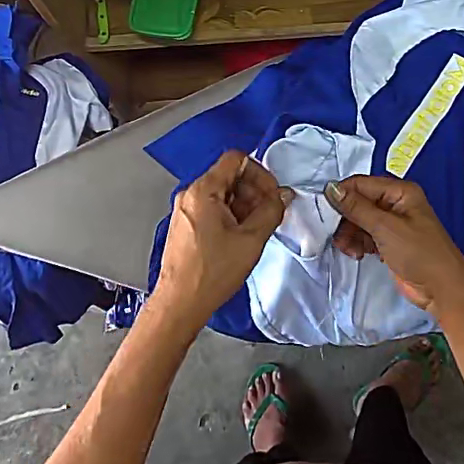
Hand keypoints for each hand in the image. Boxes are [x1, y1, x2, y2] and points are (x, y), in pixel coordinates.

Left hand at [155, 151, 290, 328]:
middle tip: (269, 212)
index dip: (260, 172)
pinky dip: (232, 216)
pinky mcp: (187, 225)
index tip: (272, 193)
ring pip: (224, 193)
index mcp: (202, 191)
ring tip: (257, 228)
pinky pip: (214, 208)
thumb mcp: (252, 239)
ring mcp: (186, 210)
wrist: (180, 304)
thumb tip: (282, 195)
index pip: (236, 159)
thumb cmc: (211, 273)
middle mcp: (190, 195)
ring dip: (245, 205)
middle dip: (255, 191)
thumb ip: (272, 210)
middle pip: (230, 175)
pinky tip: (242, 237)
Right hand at [324, 175, 463, 311]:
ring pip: (360, 221)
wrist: (442, 288)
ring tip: (351, 250)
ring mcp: (394, 223)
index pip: (362, 184)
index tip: (323, 211)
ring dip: (350, 234)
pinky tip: (359, 254)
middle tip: (338, 236)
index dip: (342, 195)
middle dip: (345, 219)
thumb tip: (331, 188)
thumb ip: (357, 207)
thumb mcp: (385, 228)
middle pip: (359, 202)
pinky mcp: (390, 242)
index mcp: (401, 191)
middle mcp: (397, 203)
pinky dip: (358, 243)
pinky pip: (366, 235)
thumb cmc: (419, 253)